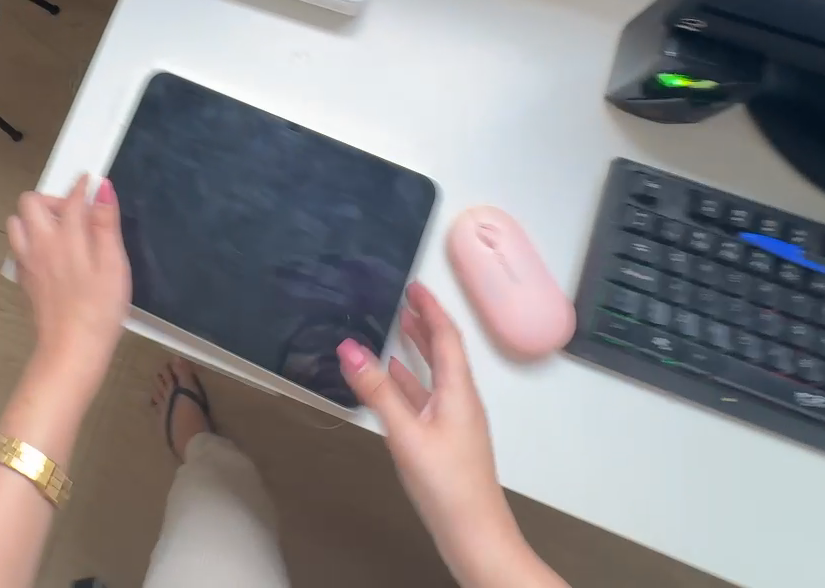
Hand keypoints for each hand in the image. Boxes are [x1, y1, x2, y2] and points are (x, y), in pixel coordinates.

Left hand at [8, 175, 131, 386]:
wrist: (71, 351)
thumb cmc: (99, 308)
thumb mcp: (113, 263)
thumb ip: (105, 222)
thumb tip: (102, 187)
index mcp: (64, 236)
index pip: (70, 198)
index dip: (83, 186)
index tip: (92, 182)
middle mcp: (39, 244)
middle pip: (31, 203)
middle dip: (52, 198)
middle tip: (76, 213)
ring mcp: (28, 262)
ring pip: (17, 224)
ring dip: (36, 218)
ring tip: (62, 231)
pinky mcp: (25, 280)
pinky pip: (19, 247)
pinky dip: (32, 240)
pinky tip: (53, 255)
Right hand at [338, 283, 562, 587]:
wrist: (476, 538)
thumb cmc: (446, 483)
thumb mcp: (406, 434)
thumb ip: (377, 390)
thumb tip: (348, 347)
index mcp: (458, 391)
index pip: (447, 337)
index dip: (431, 309)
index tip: (414, 285)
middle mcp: (460, 399)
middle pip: (445, 350)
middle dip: (426, 322)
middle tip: (404, 297)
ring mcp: (454, 420)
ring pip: (436, 372)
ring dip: (419, 347)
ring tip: (398, 325)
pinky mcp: (446, 438)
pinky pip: (427, 394)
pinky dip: (411, 378)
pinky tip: (394, 376)